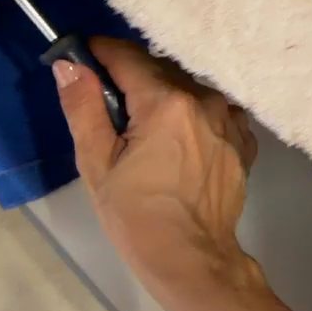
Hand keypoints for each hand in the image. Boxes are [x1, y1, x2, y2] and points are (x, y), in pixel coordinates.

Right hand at [56, 38, 261, 305]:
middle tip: (103, 106)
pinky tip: (171, 143)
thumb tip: (68, 67)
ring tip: (138, 129)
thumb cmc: (133, 214)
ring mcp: (231, 119)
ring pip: (186, 88)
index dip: (98, 54)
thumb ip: (84, 108)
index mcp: (167, 103)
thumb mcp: (96, 163)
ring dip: (159, 96)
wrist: (188, 256)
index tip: (79, 59)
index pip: (128, 57)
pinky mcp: (243, 139)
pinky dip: (187, 115)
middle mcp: (206, 99)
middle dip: (128, 78)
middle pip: (159, 69)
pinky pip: (209, 111)